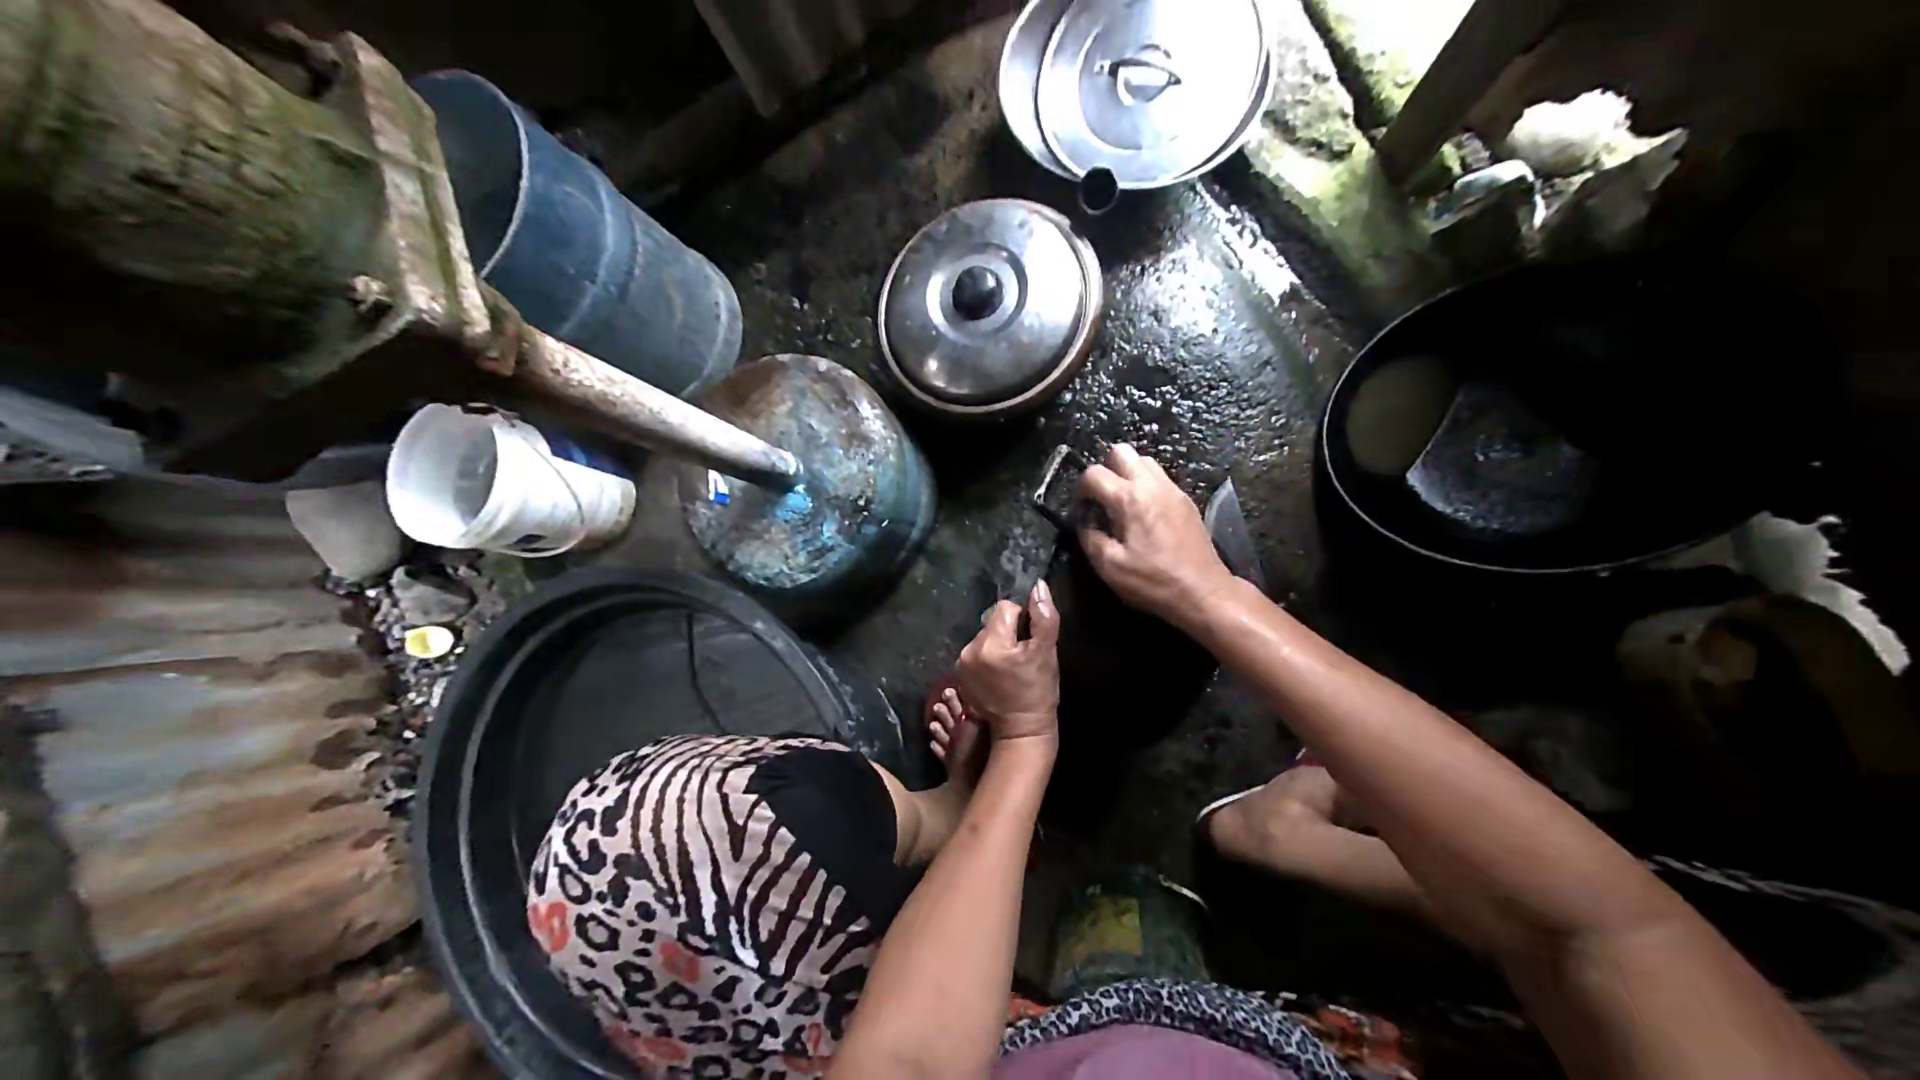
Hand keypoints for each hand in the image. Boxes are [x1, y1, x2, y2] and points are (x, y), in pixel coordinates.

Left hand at [955, 581, 1060, 743]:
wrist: (1020, 730)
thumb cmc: (1037, 691)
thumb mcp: (1046, 653)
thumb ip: (1044, 616)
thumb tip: (1038, 586)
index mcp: (990, 643)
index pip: (1005, 608)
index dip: (1022, 620)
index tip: (1029, 643)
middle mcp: (969, 649)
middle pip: (992, 622)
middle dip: (1008, 633)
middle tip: (1021, 658)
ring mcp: (961, 663)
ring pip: (985, 636)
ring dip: (998, 645)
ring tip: (1010, 668)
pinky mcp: (960, 674)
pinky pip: (976, 652)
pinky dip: (988, 657)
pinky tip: (999, 675)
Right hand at [1078, 444, 1237, 623]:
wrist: (1204, 592)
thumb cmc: (1154, 582)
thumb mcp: (1110, 567)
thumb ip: (1090, 538)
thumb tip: (1084, 523)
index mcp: (1130, 499)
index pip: (1094, 473)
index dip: (1080, 488)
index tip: (1080, 508)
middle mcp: (1152, 485)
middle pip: (1121, 451)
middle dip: (1105, 468)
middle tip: (1101, 497)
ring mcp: (1172, 490)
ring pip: (1143, 460)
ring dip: (1127, 473)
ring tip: (1121, 502)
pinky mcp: (1185, 501)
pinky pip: (1160, 478)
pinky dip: (1145, 485)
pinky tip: (1142, 513)